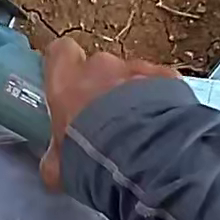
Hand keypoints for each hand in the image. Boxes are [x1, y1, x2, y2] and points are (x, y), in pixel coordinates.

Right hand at [39, 35, 181, 189]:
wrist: (143, 156)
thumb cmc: (91, 157)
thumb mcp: (61, 167)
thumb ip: (54, 159)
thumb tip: (52, 165)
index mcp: (67, 82)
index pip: (60, 52)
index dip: (65, 65)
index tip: (68, 83)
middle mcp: (100, 67)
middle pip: (99, 67)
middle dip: (102, 88)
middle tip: (106, 121)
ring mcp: (136, 69)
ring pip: (131, 75)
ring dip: (132, 96)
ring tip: (138, 128)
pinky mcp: (166, 77)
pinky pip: (160, 83)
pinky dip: (161, 99)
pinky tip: (161, 124)